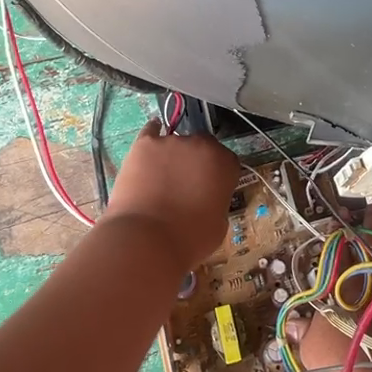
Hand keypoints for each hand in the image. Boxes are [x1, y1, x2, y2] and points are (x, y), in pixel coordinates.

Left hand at [102, 121, 238, 272]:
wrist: (147, 239)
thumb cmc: (189, 239)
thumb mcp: (219, 224)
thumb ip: (217, 200)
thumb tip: (205, 197)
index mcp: (225, 163)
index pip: (226, 160)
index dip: (217, 174)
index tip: (209, 188)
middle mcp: (201, 145)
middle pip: (202, 146)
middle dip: (196, 161)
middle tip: (184, 184)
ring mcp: (171, 141)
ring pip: (176, 143)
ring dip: (172, 156)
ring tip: (159, 180)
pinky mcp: (144, 144)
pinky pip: (150, 132)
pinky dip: (152, 137)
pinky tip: (149, 147)